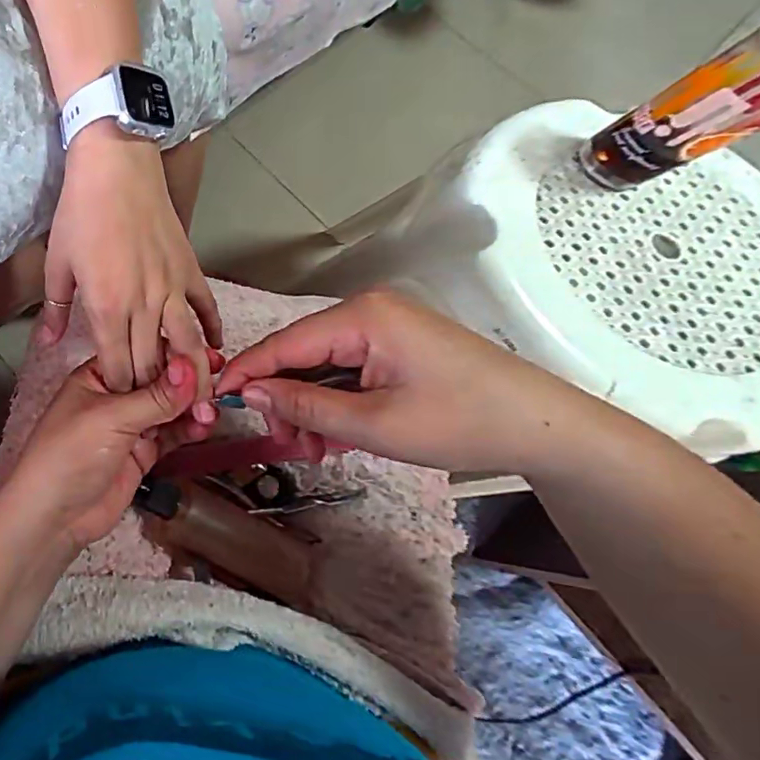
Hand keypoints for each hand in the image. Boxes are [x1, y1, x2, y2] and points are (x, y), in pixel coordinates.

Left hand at [0, 355, 199, 548]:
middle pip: (159, 380)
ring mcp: (129, 425)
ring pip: (169, 408)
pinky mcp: (141, 453)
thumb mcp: (111, 418)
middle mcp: (115, 395)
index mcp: (98, 375)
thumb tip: (191, 368)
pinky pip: (170, 434)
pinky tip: (203, 426)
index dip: (173, 354)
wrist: (52, 517)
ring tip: (209, 412)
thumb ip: (155, 397)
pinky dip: (187, 430)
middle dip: (188, 382)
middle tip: (216, 383)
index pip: (141, 352)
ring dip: (191, 408)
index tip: (204, 355)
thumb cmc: (68, 456)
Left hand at [42, 125, 222, 420]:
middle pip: (153, 364)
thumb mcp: (57, 263)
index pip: (118, 367)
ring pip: (187, 346)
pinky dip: (212, 332)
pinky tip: (214, 351)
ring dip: (190, 375)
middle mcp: (143, 306)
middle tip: (154, 411)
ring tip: (192, 397)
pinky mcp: (191, 270)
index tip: (122, 407)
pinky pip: (206, 309)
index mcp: (106, 308)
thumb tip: (47, 344)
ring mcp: (172, 288)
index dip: (122, 393)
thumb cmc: (80, 213)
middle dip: (153, 393)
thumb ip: (54, 309)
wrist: (116, 165)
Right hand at [215, 289, 645, 476]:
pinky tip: (336, 435)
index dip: (246, 372)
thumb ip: (305, 405)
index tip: (215, 400)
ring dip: (310, 407)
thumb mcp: (374, 424)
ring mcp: (383, 326)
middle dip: (286, 400)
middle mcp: (366, 311)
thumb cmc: (462, 421)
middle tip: (289, 446)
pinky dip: (335, 401)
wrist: (544, 426)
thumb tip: (250, 393)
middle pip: (300, 354)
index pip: (284, 343)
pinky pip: (346, 369)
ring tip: (318, 449)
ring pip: (321, 366)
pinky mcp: (395, 344)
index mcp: (362, 317)